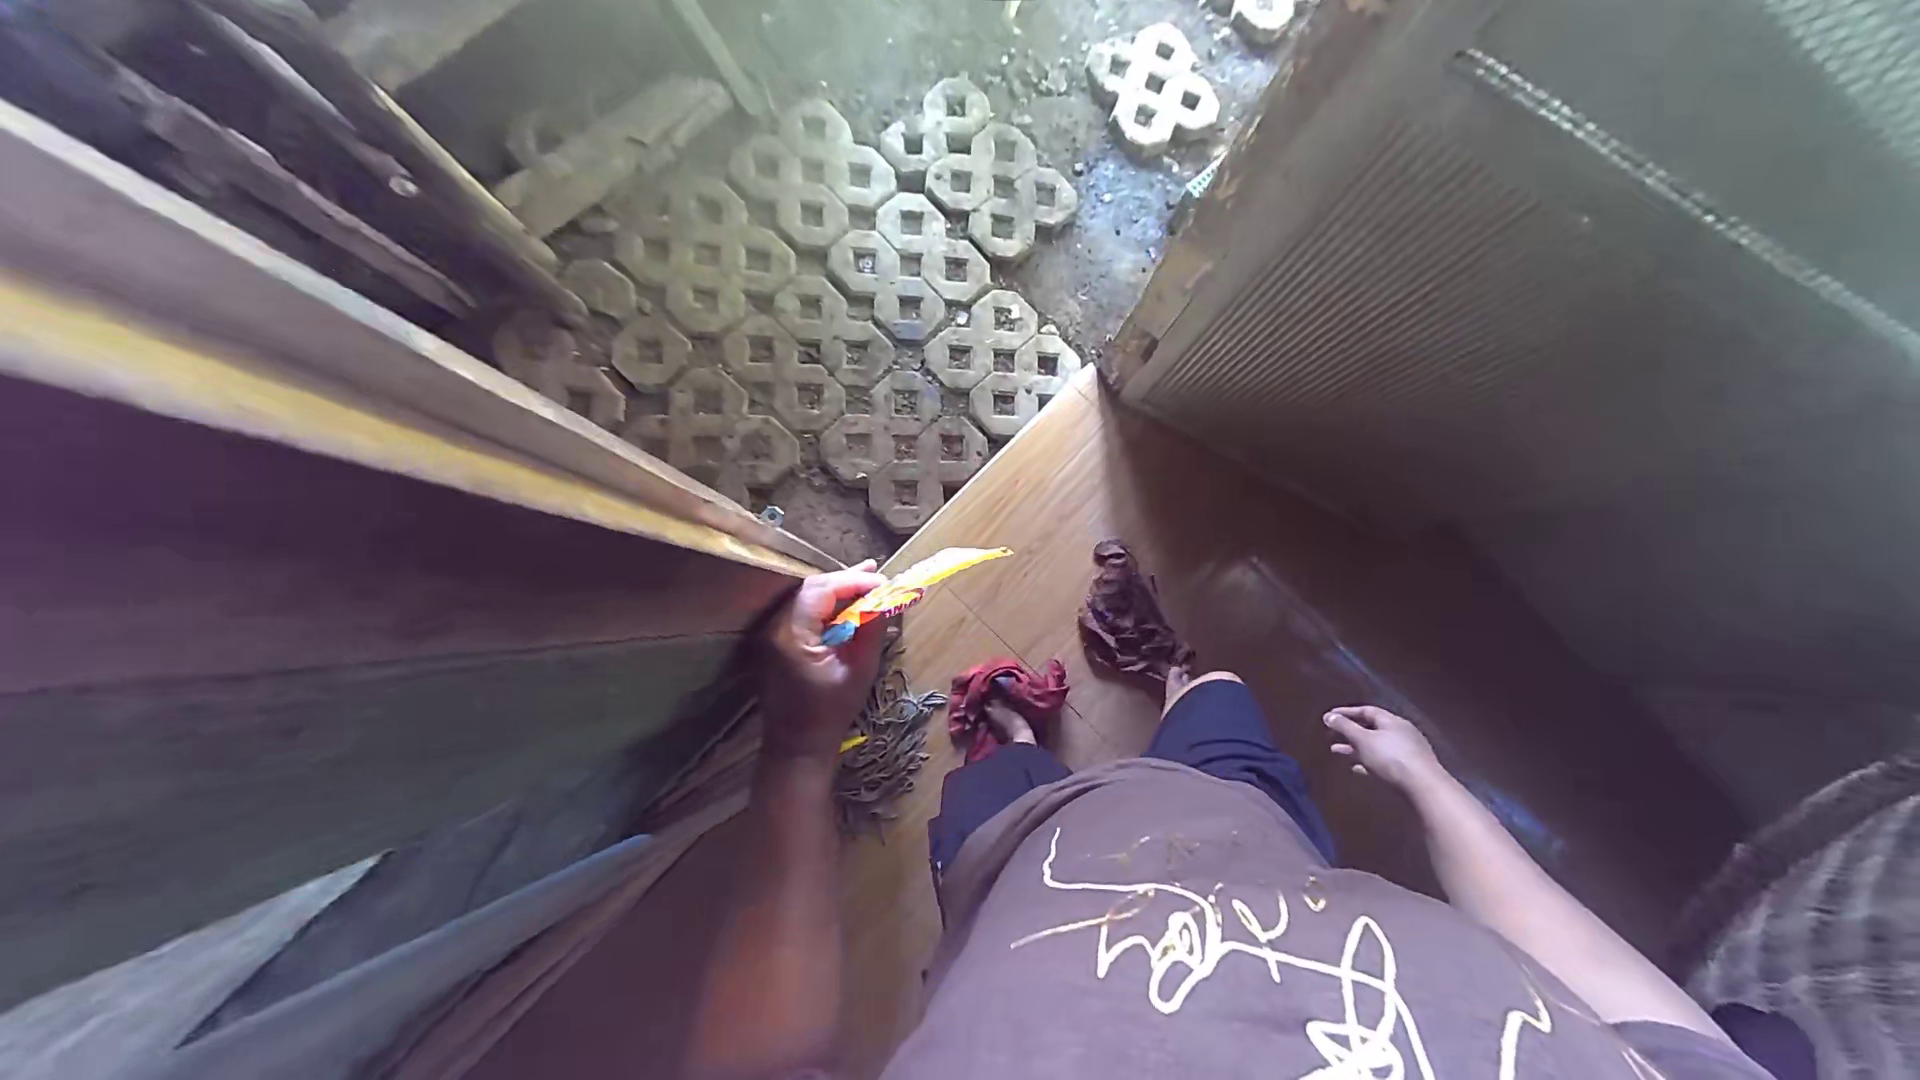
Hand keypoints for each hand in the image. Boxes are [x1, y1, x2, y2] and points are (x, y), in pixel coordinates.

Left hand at [760, 561, 889, 761]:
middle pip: (812, 588)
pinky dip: (828, 605)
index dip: (853, 580)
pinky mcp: (779, 641)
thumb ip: (871, 630)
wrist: (797, 746)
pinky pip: (804, 612)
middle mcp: (777, 628)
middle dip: (847, 580)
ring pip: (808, 597)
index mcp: (793, 635)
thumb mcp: (860, 670)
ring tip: (869, 582)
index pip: (822, 590)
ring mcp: (774, 633)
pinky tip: (849, 602)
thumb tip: (885, 599)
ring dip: (838, 589)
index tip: (882, 582)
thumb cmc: (830, 713)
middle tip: (878, 575)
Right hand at [1324, 705, 1446, 791]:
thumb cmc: (1390, 758)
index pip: (1366, 710)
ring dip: (1355, 747)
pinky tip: (1357, 768)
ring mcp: (1408, 752)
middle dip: (1349, 731)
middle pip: (1371, 728)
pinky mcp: (1410, 769)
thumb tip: (1328, 716)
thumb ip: (1344, 727)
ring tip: (1337, 751)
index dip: (1346, 712)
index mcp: (1392, 721)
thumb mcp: (1363, 740)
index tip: (1329, 717)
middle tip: (1331, 734)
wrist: (1424, 788)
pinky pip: (1384, 760)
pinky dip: (1368, 761)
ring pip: (1376, 745)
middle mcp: (1401, 733)